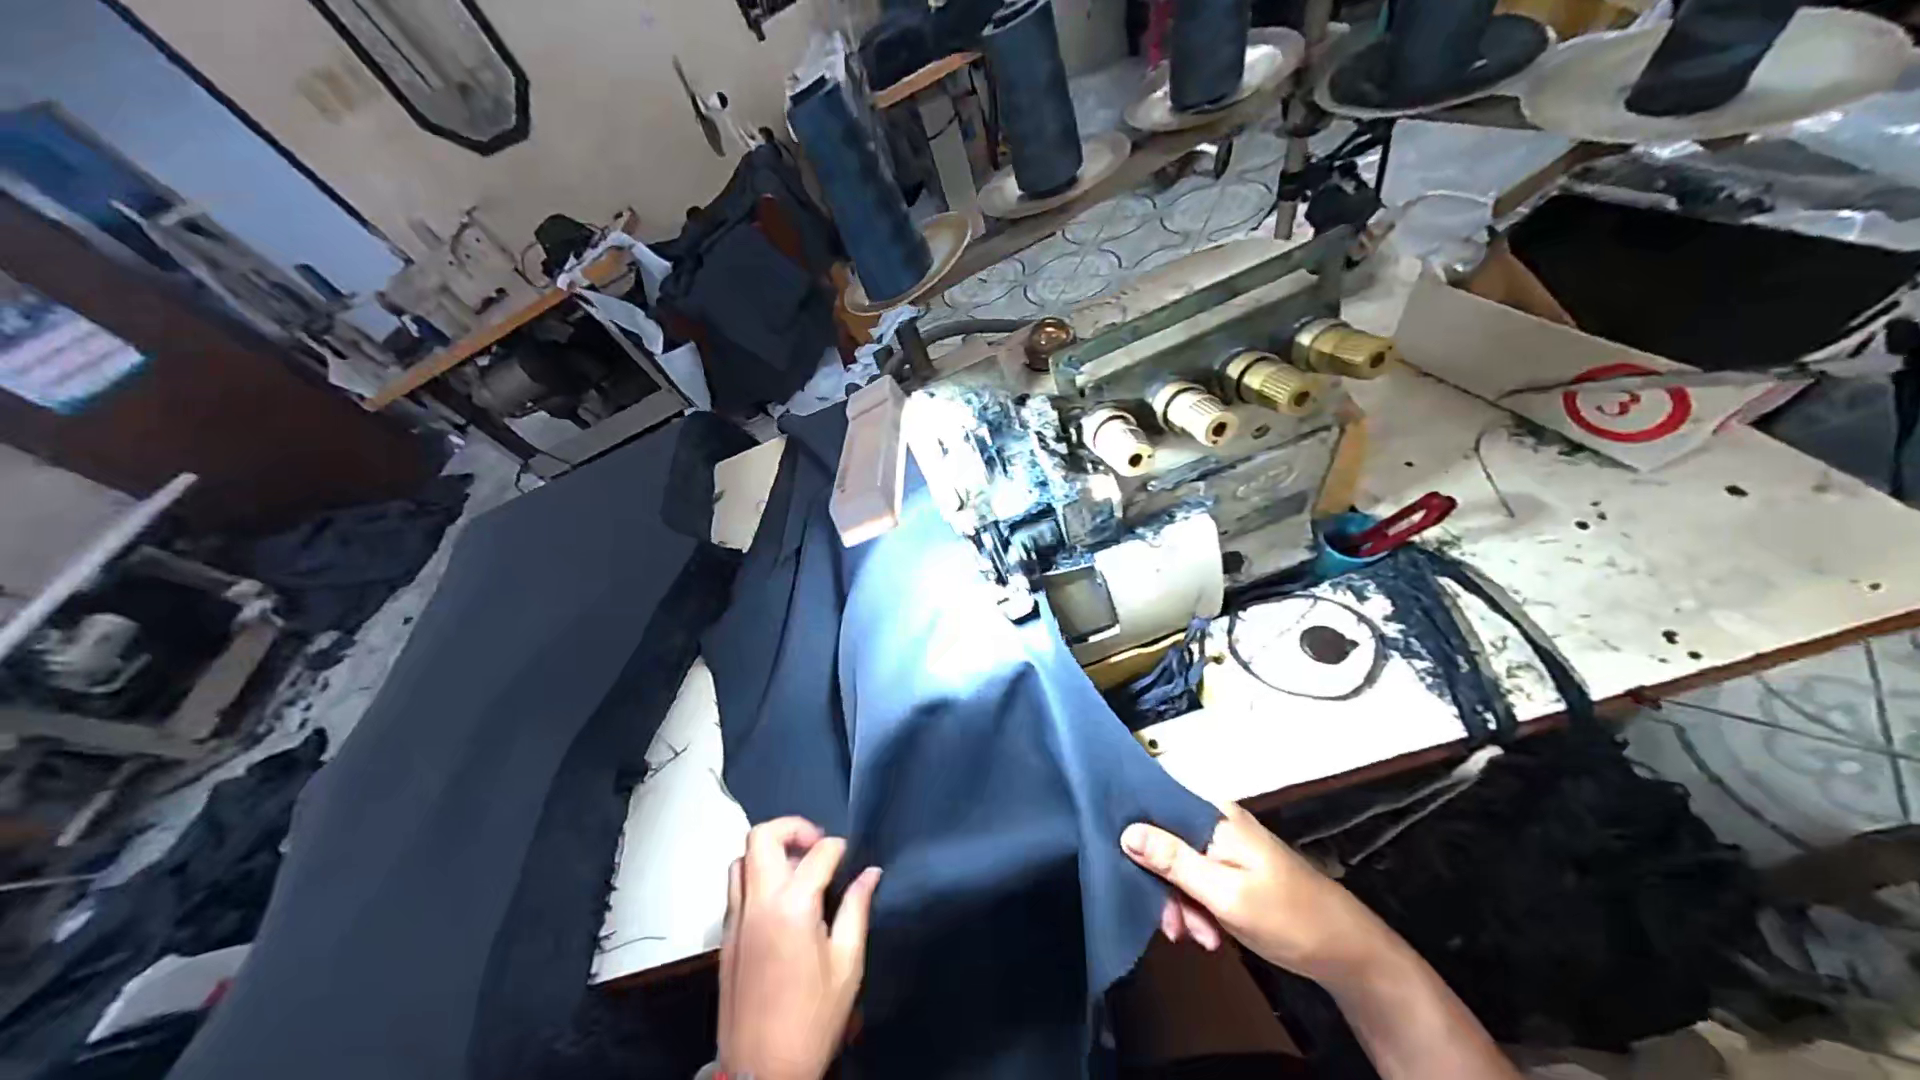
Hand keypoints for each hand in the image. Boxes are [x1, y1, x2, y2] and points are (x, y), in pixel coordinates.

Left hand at [719, 817, 882, 1079]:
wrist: (762, 1072)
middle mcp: (757, 903)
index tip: (851, 858)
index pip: (817, 852)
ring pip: (741, 859)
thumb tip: (869, 873)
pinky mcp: (725, 938)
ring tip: (798, 872)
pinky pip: (735, 888)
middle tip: (817, 846)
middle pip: (762, 836)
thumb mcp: (847, 965)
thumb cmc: (813, 1019)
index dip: (839, 848)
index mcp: (792, 907)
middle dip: (793, 828)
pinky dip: (756, 877)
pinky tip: (780, 901)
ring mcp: (735, 920)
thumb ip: (857, 910)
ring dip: (770, 853)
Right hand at [1122, 801, 1394, 983]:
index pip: (1157, 807)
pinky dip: (1199, 908)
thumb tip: (1128, 832)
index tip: (1126, 869)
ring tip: (1201, 937)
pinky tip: (1209, 934)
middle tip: (1174, 925)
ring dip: (1184, 905)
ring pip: (1181, 868)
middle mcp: (1218, 823)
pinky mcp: (1233, 868)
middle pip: (1167, 844)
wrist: (1346, 952)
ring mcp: (1227, 846)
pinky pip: (1199, 881)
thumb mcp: (1223, 892)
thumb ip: (1173, 861)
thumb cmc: (1288, 916)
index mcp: (1215, 816)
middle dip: (1166, 887)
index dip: (1136, 835)